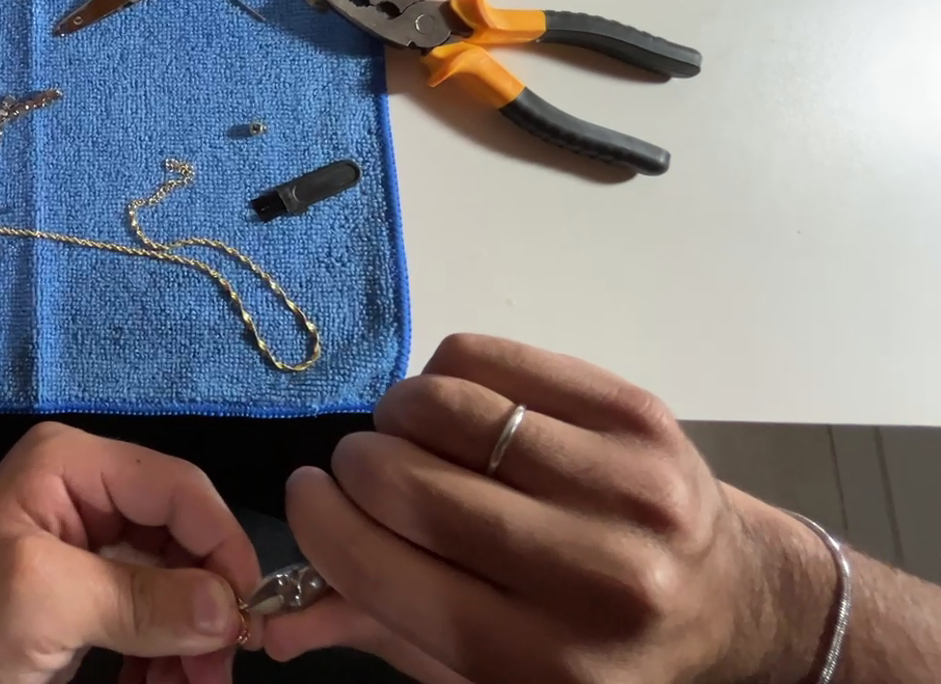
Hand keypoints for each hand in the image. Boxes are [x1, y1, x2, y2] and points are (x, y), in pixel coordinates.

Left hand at [0, 422, 262, 683]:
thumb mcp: (45, 602)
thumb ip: (139, 598)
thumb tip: (231, 608)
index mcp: (69, 463)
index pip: (173, 484)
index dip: (220, 541)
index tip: (249, 618)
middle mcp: (84, 489)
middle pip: (179, 533)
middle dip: (205, 600)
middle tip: (216, 674)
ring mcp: (87, 541)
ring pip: (174, 578)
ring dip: (191, 637)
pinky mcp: (88, 591)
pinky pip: (151, 611)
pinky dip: (166, 652)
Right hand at [264, 334, 836, 683]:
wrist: (737, 603)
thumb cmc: (584, 644)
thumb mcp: (479, 669)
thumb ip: (371, 626)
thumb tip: (269, 621)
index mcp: (542, 663)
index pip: (369, 561)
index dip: (314, 515)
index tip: (312, 495)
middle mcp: (592, 579)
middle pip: (391, 473)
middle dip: (355, 466)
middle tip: (373, 476)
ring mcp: (622, 487)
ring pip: (428, 402)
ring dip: (397, 415)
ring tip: (422, 440)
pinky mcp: (632, 411)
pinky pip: (472, 355)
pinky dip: (443, 375)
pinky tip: (471, 415)